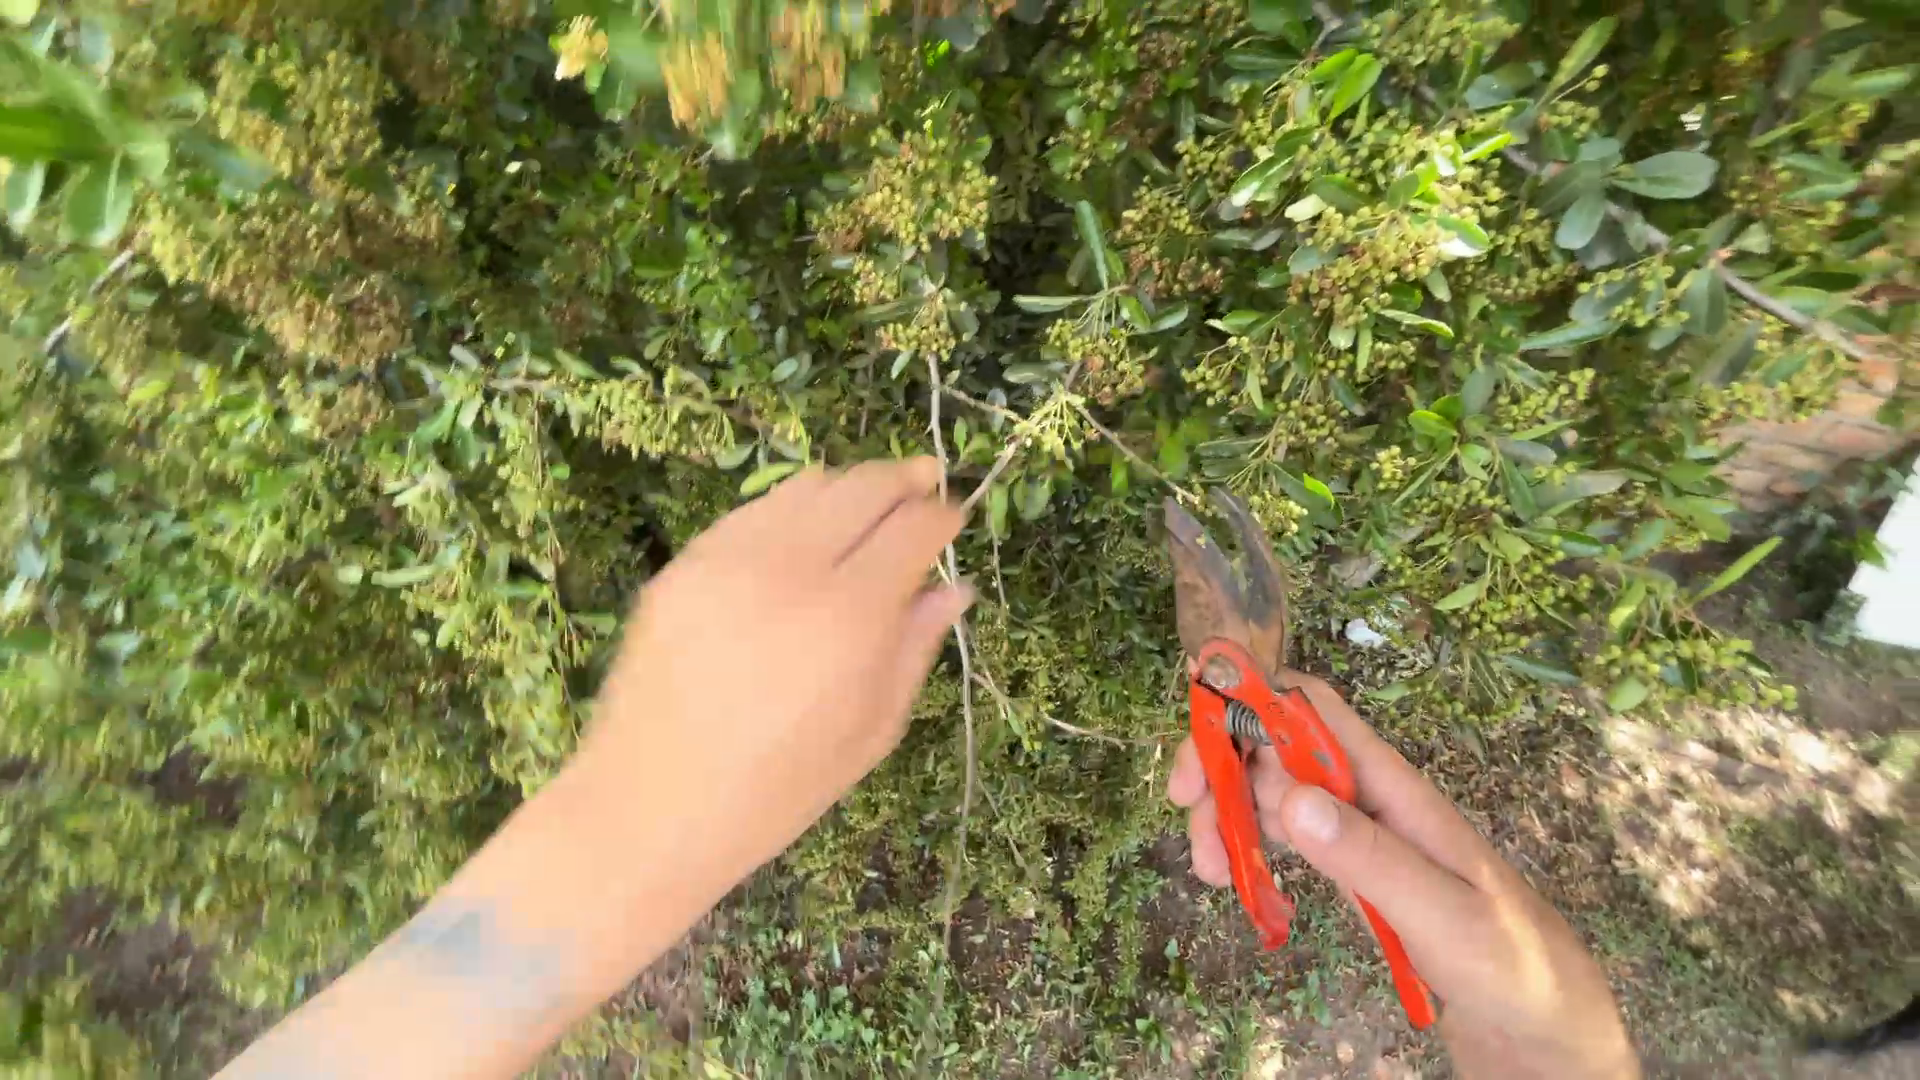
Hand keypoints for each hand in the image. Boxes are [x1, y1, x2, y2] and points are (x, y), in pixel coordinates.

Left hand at [577, 456, 971, 888]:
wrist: (651, 807)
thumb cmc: (779, 787)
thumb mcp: (872, 729)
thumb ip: (917, 645)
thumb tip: (955, 589)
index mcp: (849, 617)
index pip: (913, 529)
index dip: (942, 515)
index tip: (954, 517)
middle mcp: (791, 568)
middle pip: (864, 486)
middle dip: (905, 479)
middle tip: (924, 481)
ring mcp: (730, 557)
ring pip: (810, 484)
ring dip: (852, 487)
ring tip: (870, 505)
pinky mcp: (686, 562)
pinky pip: (757, 510)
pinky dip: (797, 507)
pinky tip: (806, 532)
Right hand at [1167, 672, 1637, 1078]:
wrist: (1540, 1017)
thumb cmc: (1507, 961)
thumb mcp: (1443, 913)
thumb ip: (1368, 856)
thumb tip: (1287, 796)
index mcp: (1384, 779)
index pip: (1307, 705)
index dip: (1248, 695)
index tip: (1198, 726)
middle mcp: (1357, 786)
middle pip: (1269, 743)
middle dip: (1218, 764)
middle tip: (1184, 806)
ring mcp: (1346, 819)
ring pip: (1262, 785)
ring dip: (1223, 810)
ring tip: (1208, 869)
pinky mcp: (1339, 852)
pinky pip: (1274, 825)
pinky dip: (1242, 840)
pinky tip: (1232, 876)